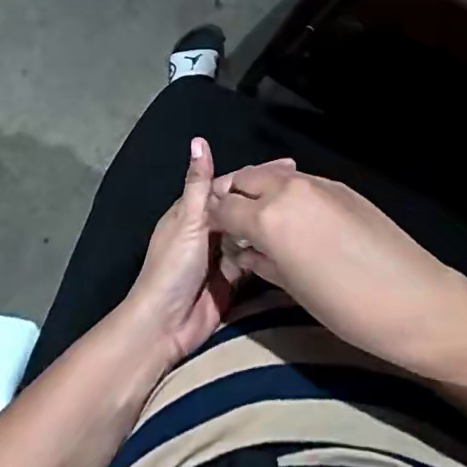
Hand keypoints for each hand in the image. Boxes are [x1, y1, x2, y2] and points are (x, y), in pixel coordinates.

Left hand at [118, 140, 290, 366]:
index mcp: (191, 209)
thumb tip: (199, 140)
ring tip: (299, 214)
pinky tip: (286, 246)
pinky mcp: (228, 279)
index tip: (288, 166)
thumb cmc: (173, 267)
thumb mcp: (188, 220)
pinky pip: (250, 260)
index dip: (255, 175)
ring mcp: (217, 254)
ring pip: (247, 233)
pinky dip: (263, 253)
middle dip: (265, 199)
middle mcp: (205, 228)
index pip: (228, 184)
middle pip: (240, 208)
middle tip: (301, 190)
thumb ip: (198, 183)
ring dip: (267, 225)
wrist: (164, 326)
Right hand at [207, 163, 466, 379]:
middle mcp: (287, 190)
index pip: (223, 208)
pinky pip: (299, 181)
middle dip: (232, 197)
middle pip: (244, 179)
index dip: (213, 221)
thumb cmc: (347, 307)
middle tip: (233, 224)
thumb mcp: (294, 289)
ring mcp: (316, 183)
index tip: (211, 234)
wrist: (415, 299)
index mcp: (269, 218)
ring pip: (271, 175)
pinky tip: (292, 217)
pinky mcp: (338, 186)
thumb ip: (262, 262)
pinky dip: (285, 193)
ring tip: (260, 219)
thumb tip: (245, 253)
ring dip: (258, 191)